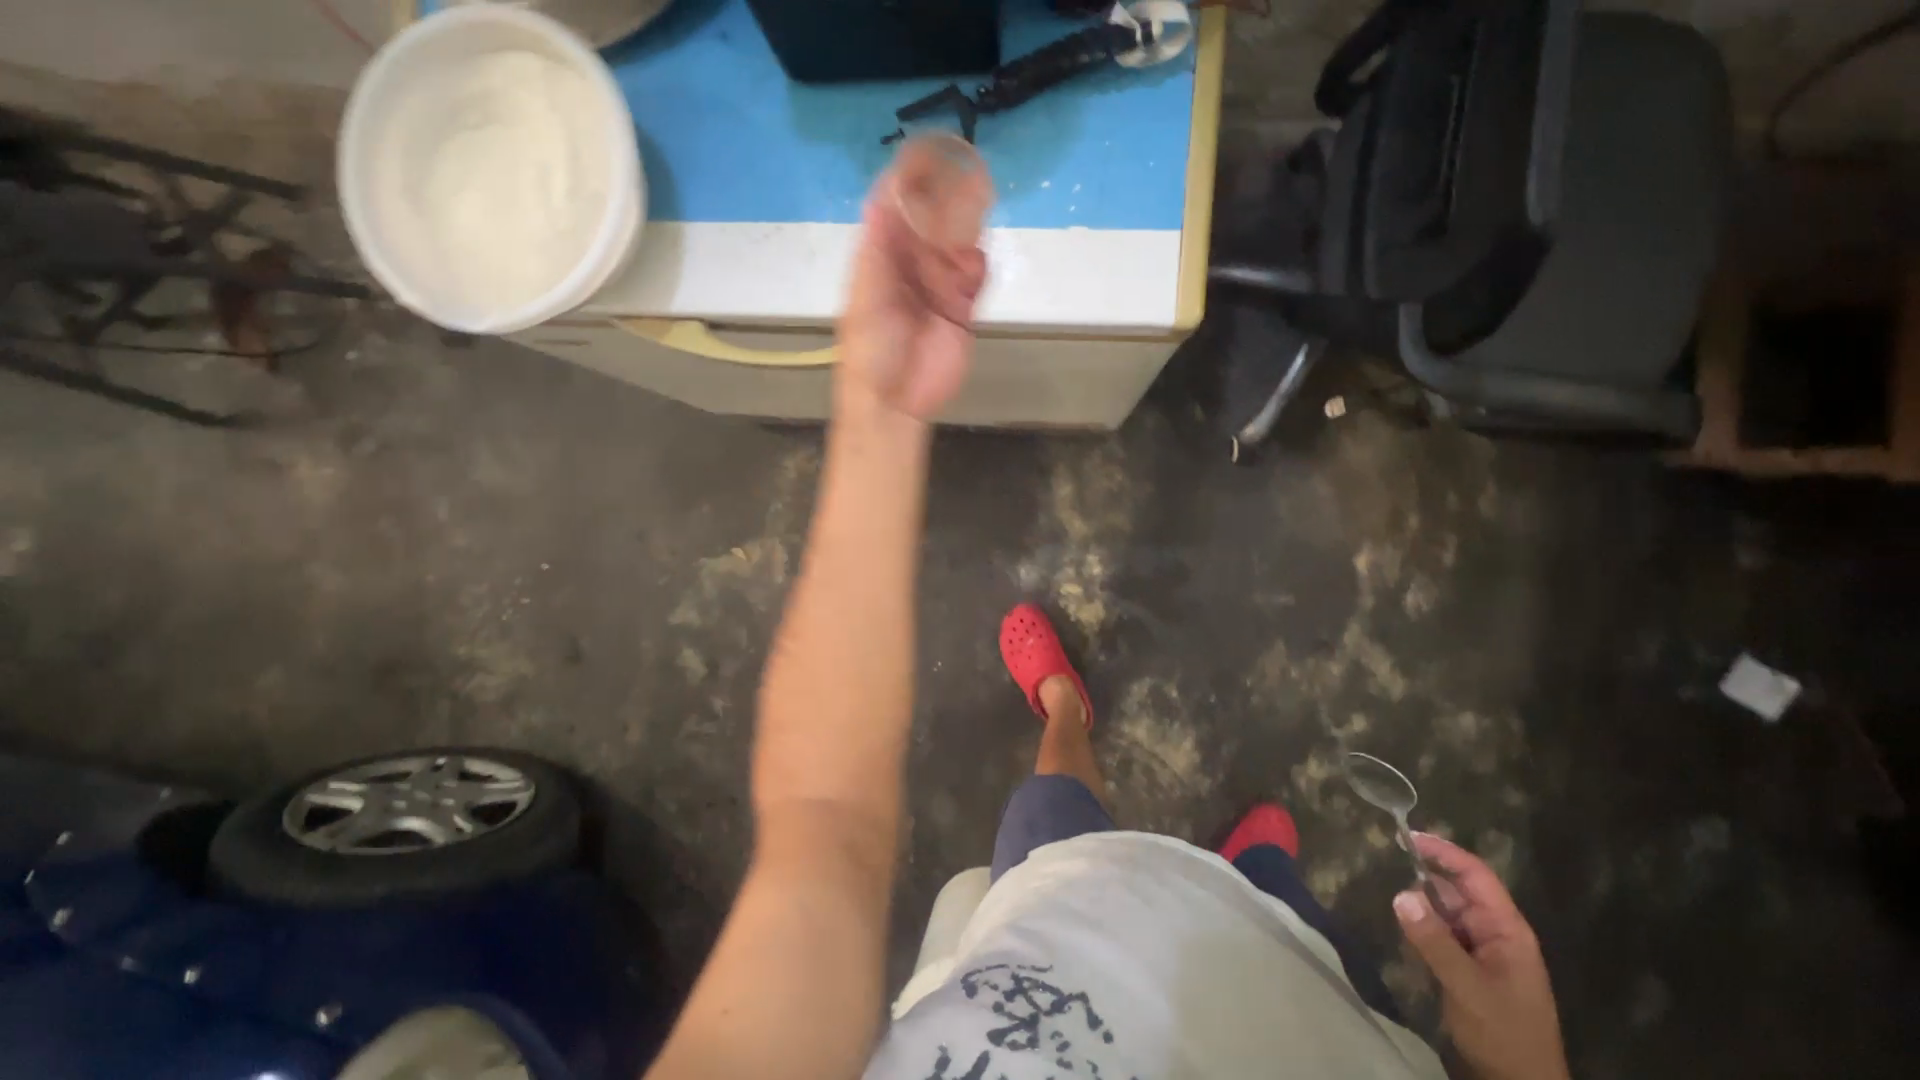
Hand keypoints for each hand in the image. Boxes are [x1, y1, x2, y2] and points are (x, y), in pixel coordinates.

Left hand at [836, 169, 987, 420]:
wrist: (896, 402)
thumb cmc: (871, 353)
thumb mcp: (866, 300)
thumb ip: (878, 252)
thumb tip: (882, 200)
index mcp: (880, 258)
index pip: (895, 208)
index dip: (909, 181)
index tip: (926, 152)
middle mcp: (910, 264)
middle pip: (932, 220)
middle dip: (947, 198)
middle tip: (966, 173)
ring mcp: (938, 284)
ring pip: (958, 242)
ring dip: (967, 228)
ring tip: (976, 211)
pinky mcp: (962, 306)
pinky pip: (976, 275)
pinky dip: (978, 266)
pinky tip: (974, 269)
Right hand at [1395, 833, 1570, 1079]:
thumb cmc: (1503, 1032)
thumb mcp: (1467, 986)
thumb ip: (1434, 941)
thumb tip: (1401, 894)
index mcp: (1508, 930)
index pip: (1476, 877)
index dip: (1445, 853)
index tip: (1408, 836)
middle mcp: (1497, 935)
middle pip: (1460, 893)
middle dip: (1427, 877)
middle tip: (1388, 862)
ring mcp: (1485, 955)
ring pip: (1449, 916)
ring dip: (1423, 905)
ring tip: (1391, 896)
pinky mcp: (1471, 973)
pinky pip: (1445, 938)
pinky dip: (1424, 930)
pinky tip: (1405, 931)